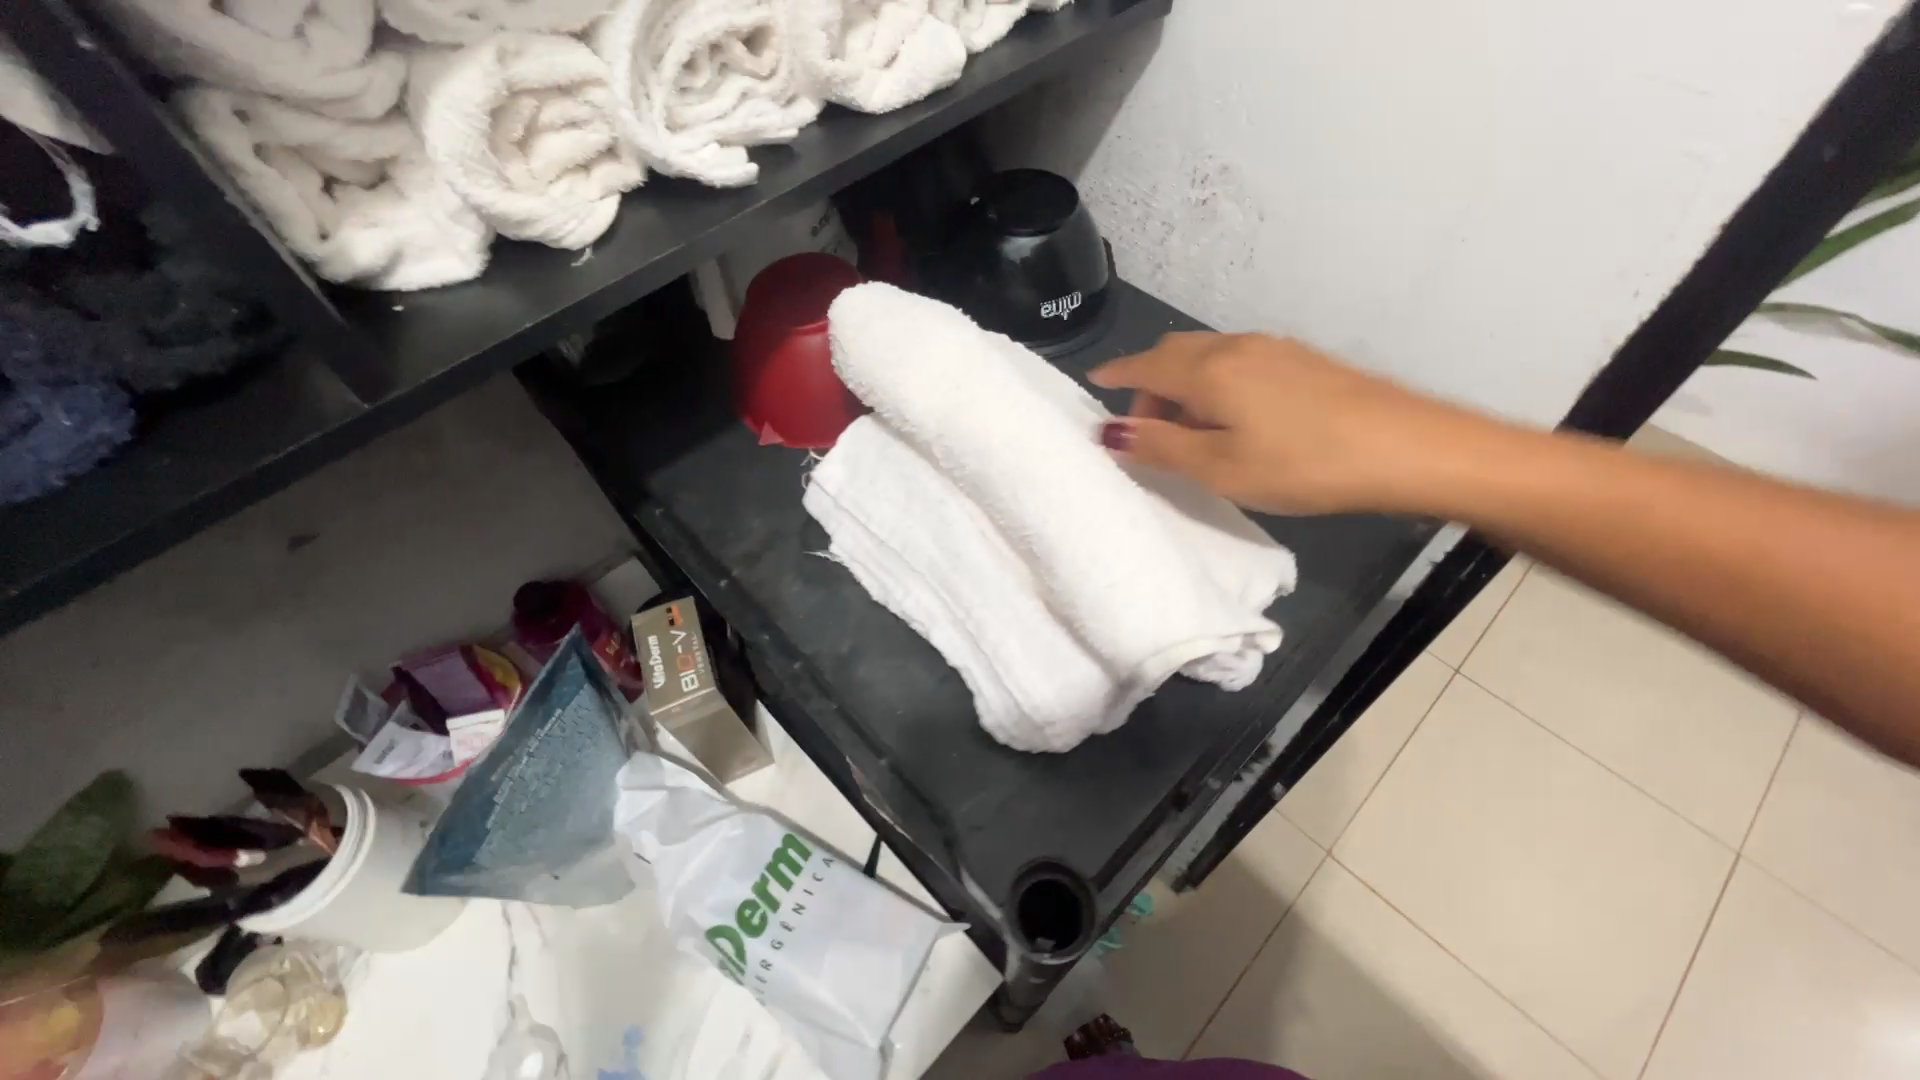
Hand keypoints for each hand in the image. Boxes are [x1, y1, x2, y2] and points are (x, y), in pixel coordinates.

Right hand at [1089, 333, 1503, 515]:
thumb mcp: (1220, 468)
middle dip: (1149, 383)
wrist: (1405, 446)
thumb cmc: (1302, 464)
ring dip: (1184, 384)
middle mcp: (1236, 347)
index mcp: (1208, 371)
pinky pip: (1237, 361)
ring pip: (1208, 356)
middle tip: (1146, 429)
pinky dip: (1215, 382)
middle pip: (1175, 353)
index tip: (1093, 384)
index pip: (1145, 364)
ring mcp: (1274, 349)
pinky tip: (1233, 417)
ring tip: (1189, 430)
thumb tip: (1110, 430)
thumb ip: (1161, 447)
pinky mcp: (1303, 360)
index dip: (1116, 374)